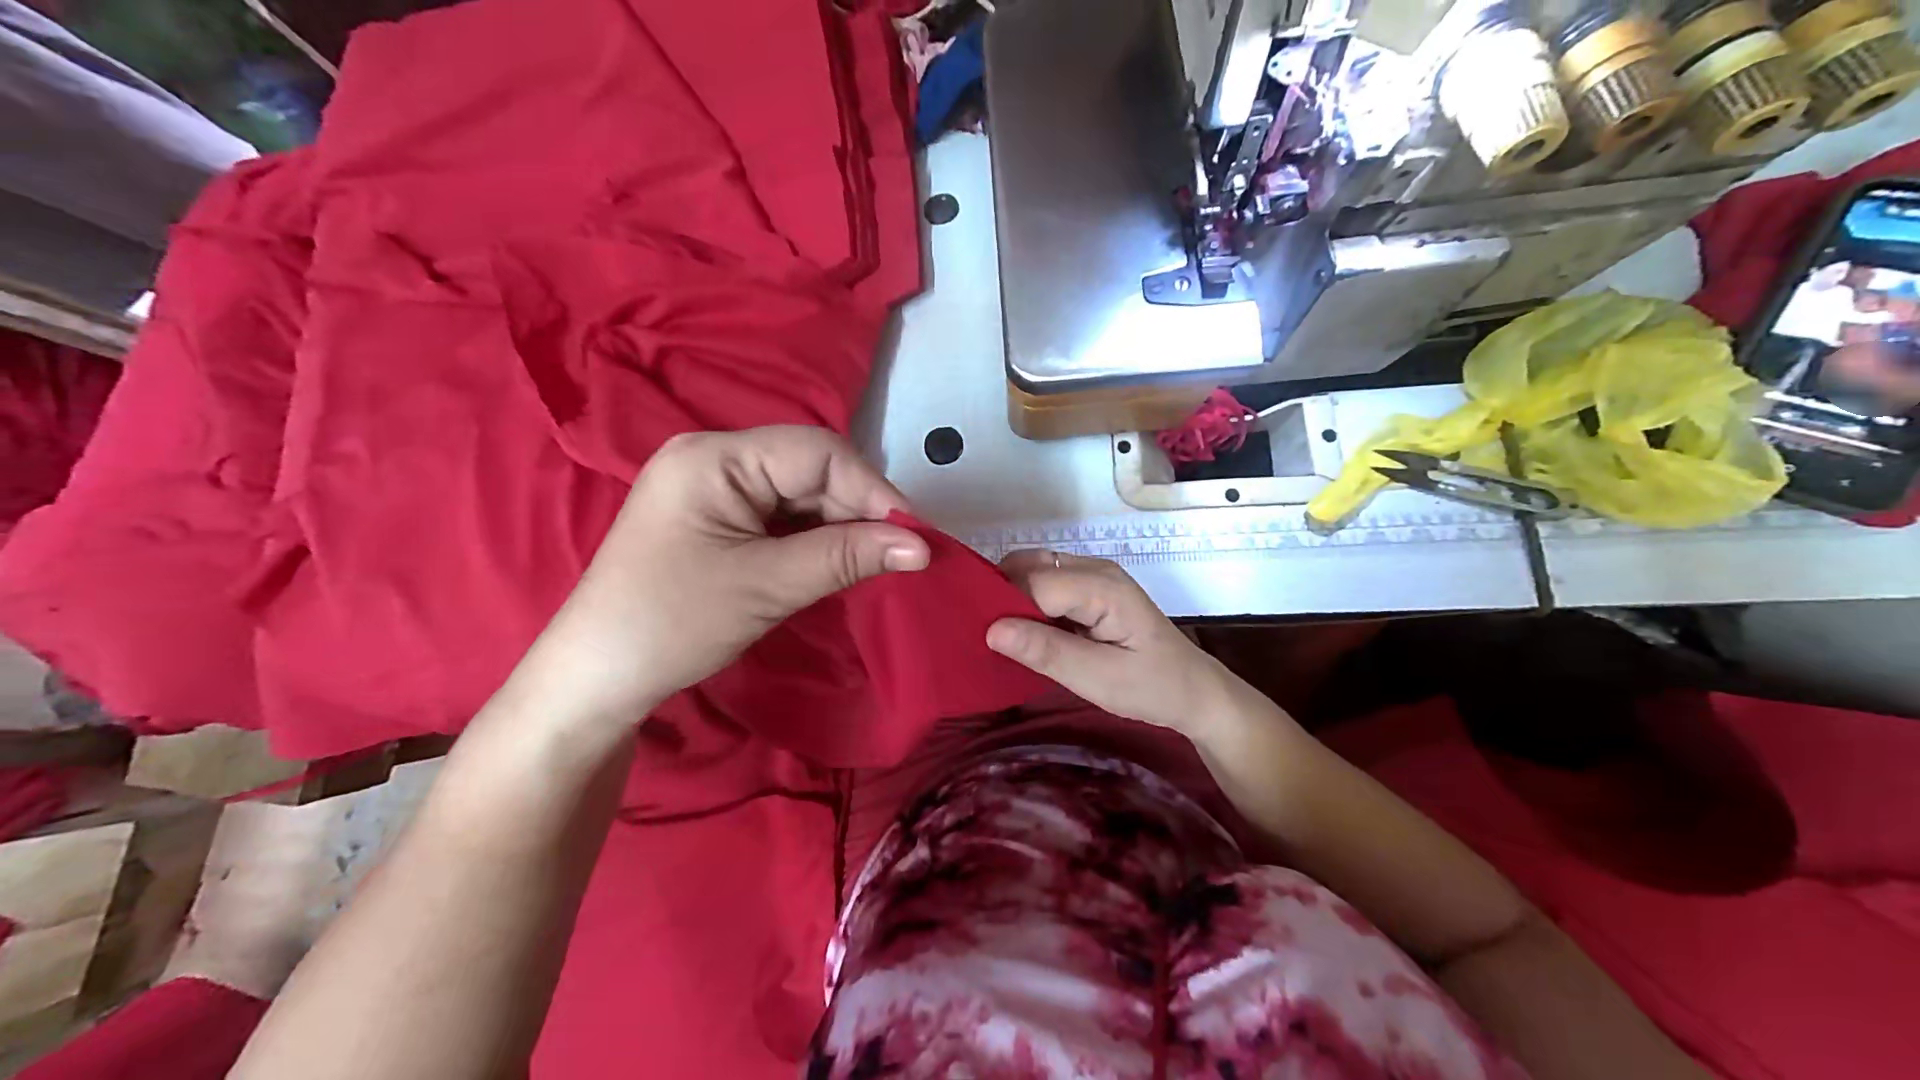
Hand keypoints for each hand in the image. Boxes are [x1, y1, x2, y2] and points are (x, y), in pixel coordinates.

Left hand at [518, 427, 929, 725]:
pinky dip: (816, 540)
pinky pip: (783, 518)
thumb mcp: (766, 587)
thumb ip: (846, 557)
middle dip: (858, 511)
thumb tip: (922, 546)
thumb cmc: (671, 624)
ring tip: (875, 563)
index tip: (914, 537)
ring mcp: (715, 490)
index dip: (872, 490)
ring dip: (841, 528)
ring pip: (802, 495)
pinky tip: (838, 564)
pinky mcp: (719, 520)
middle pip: (811, 470)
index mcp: (714, 457)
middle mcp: (715, 459)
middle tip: (899, 556)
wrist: (597, 679)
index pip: (817, 452)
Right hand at [985, 551, 1253, 738]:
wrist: (1195, 693)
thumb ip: (1047, 652)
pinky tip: (1022, 633)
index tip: (983, 640)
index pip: (1033, 583)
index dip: (1004, 608)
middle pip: (1028, 567)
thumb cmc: (1154, 688)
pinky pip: (1044, 584)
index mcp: (1102, 587)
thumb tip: (992, 630)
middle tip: (986, 638)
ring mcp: (1092, 576)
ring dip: (1011, 599)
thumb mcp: (1100, 679)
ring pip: (1032, 572)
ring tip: (1001, 637)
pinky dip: (1025, 604)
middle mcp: (1094, 569)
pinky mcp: (1089, 590)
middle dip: (1001, 596)